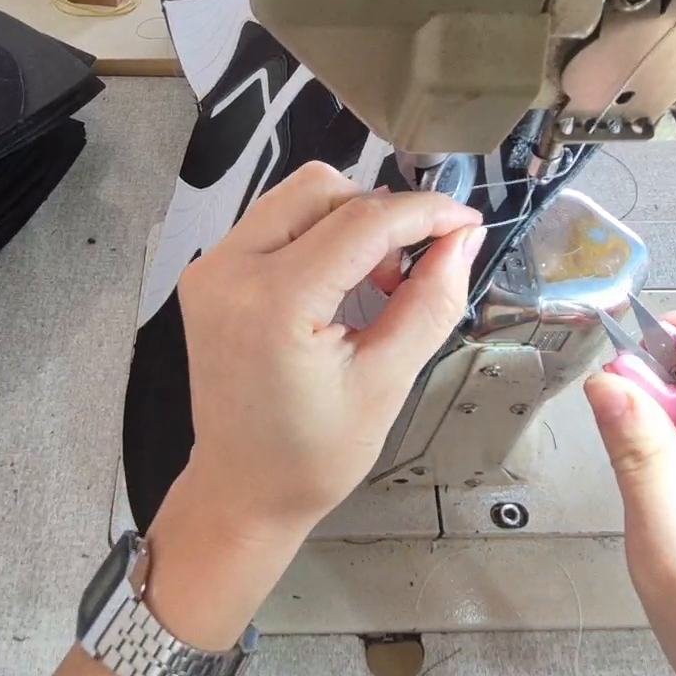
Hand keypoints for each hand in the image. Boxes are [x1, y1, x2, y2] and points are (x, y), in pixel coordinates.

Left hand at [137, 162, 482, 652]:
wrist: (241, 488)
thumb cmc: (313, 454)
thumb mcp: (387, 382)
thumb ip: (431, 302)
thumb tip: (463, 238)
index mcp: (273, 303)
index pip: (361, 222)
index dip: (424, 212)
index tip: (465, 222)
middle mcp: (229, 270)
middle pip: (321, 188)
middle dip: (380, 213)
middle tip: (406, 269)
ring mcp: (211, 267)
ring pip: (295, 196)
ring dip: (349, 219)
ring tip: (374, 279)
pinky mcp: (210, 272)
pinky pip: (274, 221)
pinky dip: (318, 234)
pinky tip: (338, 281)